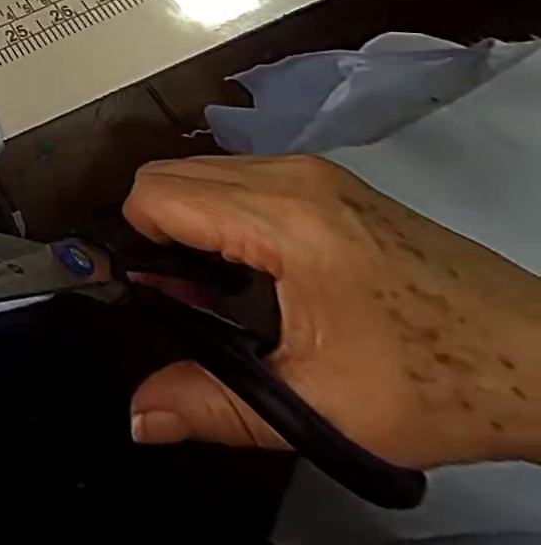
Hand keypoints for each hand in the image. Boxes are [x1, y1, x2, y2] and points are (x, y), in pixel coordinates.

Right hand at [124, 155, 540, 468]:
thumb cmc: (449, 384)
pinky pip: (226, 172)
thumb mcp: (325, 409)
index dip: (140, 243)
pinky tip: (252, 258)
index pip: (153, 196)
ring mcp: (311, 172)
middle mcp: (291, 180)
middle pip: (161, 175)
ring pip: (189, 170)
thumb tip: (139, 418)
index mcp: (288, 224)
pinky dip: (214, 207)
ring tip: (224, 277)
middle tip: (192, 289)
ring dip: (182, 216)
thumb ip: (215, 407)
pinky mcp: (324, 176)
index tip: (168, 290)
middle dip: (155, 229)